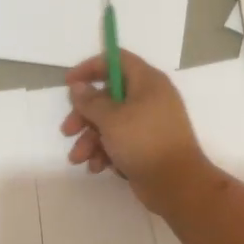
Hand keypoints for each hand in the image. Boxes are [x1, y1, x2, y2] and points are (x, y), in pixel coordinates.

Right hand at [61, 49, 212, 214]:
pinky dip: (105, 152)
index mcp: (147, 82)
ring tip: (78, 159)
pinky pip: (119, 142)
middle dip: (84, 116)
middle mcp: (149, 98)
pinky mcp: (145, 146)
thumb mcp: (111, 119)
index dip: (90, 68)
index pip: (116, 61)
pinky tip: (96, 167)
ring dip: (90, 140)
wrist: (176, 183)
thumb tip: (77, 87)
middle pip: (108, 97)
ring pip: (110, 123)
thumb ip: (90, 101)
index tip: (68, 83)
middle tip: (68, 131)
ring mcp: (148, 124)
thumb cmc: (144, 142)